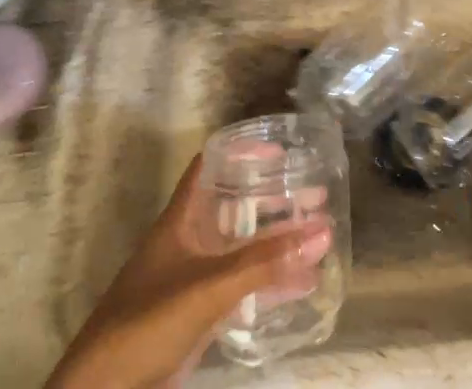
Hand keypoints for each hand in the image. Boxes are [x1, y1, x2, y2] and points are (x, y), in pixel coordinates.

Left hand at [47, 152, 333, 388]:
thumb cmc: (147, 322)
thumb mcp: (208, 287)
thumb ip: (264, 262)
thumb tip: (324, 230)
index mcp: (180, 221)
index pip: (209, 167)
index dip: (242, 151)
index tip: (283, 149)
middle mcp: (189, 242)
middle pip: (234, 207)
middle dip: (273, 199)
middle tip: (317, 194)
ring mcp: (194, 279)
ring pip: (243, 248)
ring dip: (278, 242)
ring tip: (320, 236)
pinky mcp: (201, 313)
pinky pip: (244, 286)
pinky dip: (272, 281)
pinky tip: (303, 284)